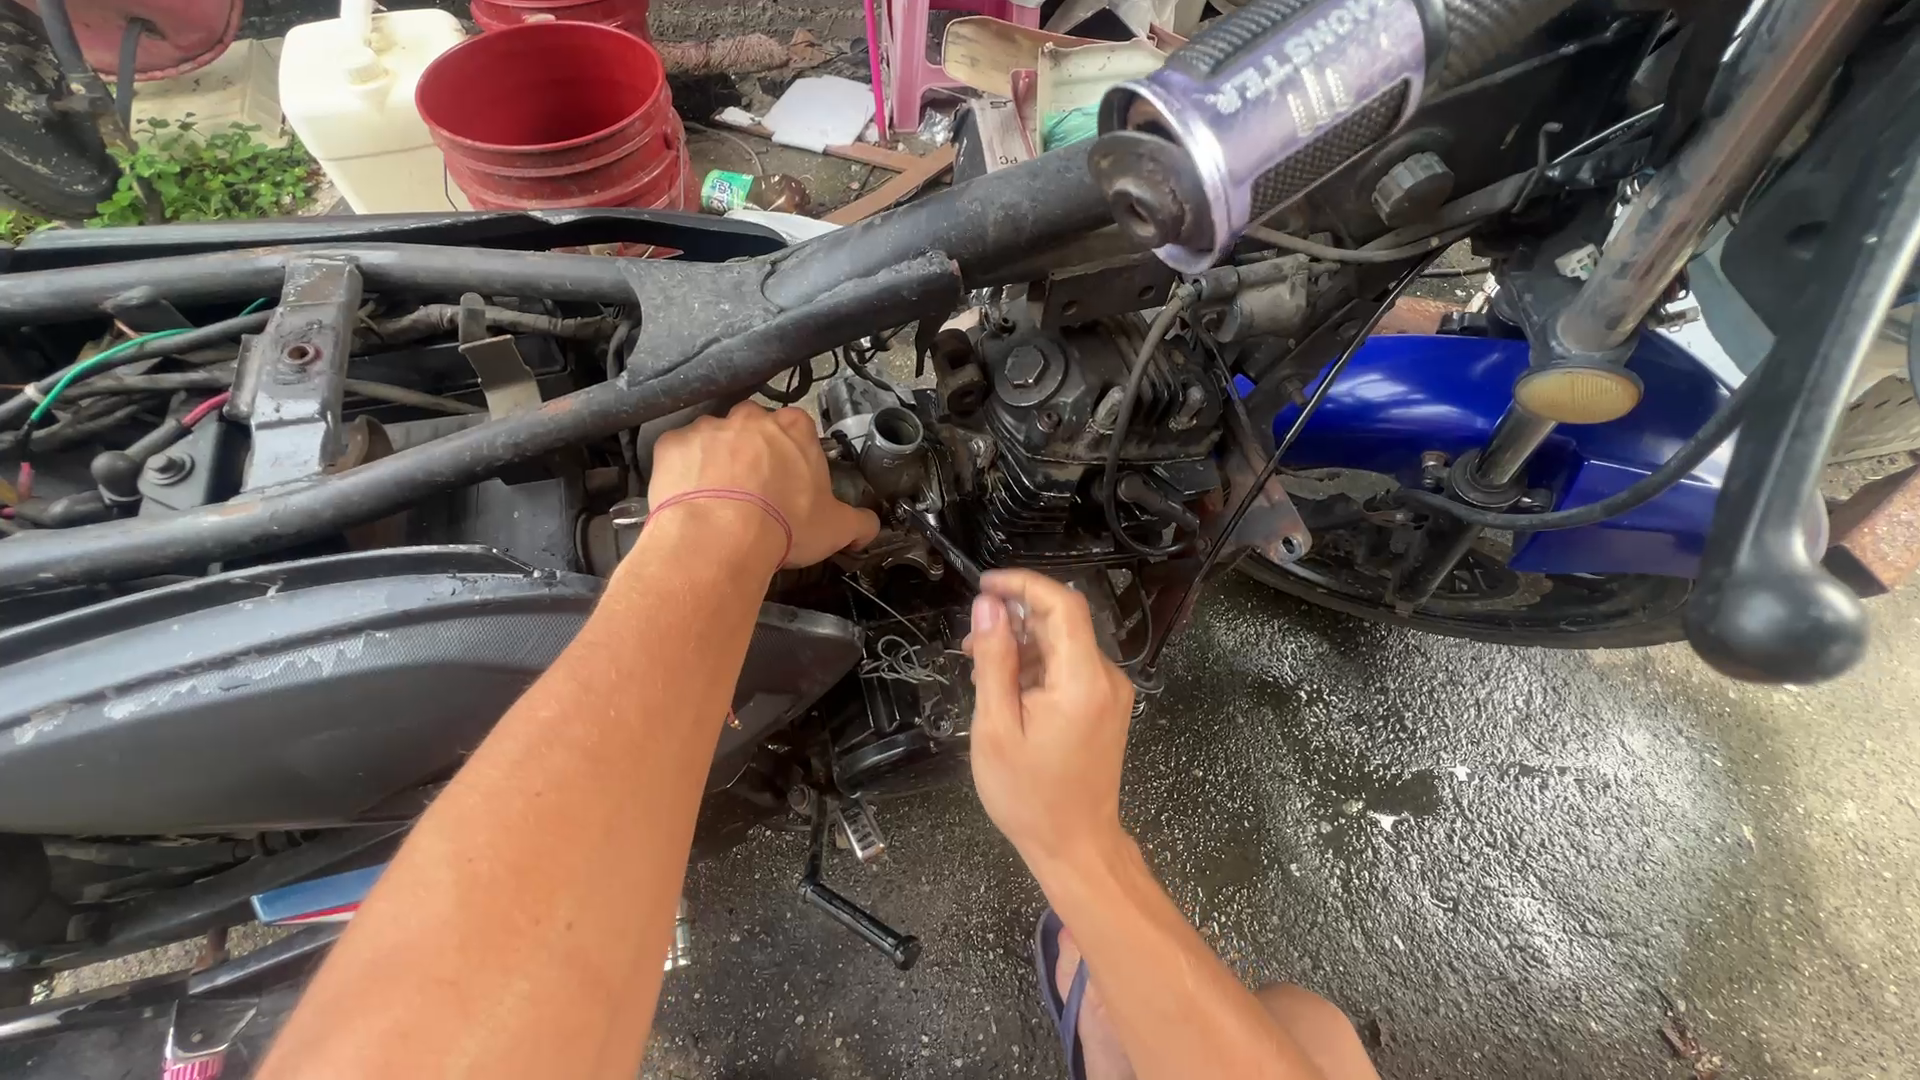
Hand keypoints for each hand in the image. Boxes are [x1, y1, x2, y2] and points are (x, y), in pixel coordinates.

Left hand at [648, 401, 879, 569]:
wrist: (719, 538)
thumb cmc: (782, 525)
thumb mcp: (836, 528)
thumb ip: (859, 522)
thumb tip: (868, 527)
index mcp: (794, 429)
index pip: (800, 430)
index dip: (796, 458)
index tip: (793, 482)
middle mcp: (751, 419)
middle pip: (756, 430)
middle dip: (757, 455)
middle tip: (759, 493)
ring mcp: (708, 428)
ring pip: (716, 440)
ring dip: (719, 463)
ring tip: (723, 502)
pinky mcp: (673, 446)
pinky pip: (680, 455)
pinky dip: (685, 473)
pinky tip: (695, 500)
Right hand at [966, 569, 1135, 871]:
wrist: (1075, 845)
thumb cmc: (1029, 795)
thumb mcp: (997, 726)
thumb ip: (995, 660)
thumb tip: (989, 606)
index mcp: (1083, 680)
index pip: (1063, 604)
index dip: (1023, 584)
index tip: (984, 586)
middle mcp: (1106, 677)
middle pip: (1061, 622)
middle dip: (1013, 621)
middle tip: (970, 646)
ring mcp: (1110, 691)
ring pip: (1062, 643)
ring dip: (1021, 646)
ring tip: (981, 672)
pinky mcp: (1105, 704)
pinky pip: (1069, 666)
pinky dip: (1036, 666)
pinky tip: (1007, 689)